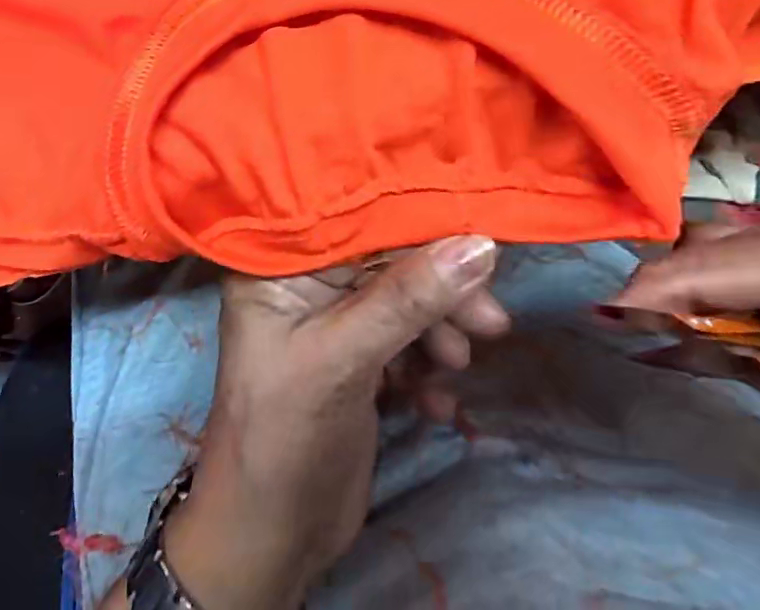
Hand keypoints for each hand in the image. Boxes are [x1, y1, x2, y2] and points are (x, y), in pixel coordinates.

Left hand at [157, 235, 508, 609]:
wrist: (271, 537)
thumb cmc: (285, 436)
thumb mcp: (342, 360)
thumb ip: (407, 300)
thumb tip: (478, 245)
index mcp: (279, 267)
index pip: (355, 223)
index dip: (416, 226)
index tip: (478, 239)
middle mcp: (303, 284)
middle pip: (387, 262)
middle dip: (438, 289)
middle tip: (488, 321)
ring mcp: (330, 321)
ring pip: (402, 301)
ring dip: (438, 328)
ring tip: (455, 365)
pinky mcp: (355, 357)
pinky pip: (403, 339)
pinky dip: (425, 363)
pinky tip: (432, 399)